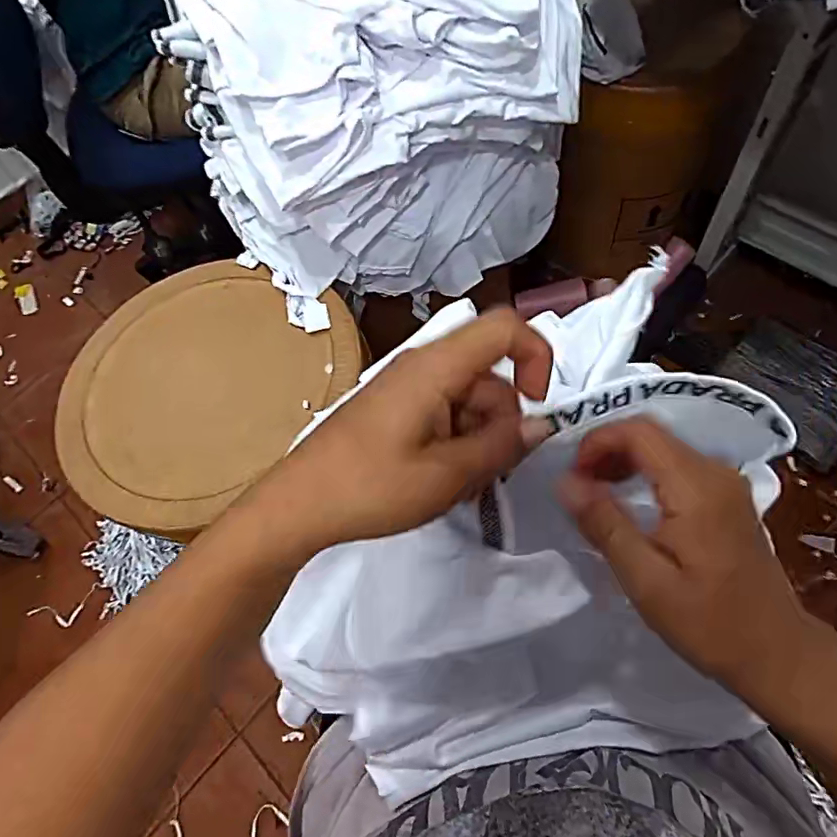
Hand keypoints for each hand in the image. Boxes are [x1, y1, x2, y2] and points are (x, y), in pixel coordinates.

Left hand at [234, 308, 553, 563]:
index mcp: (436, 368)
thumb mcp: (447, 475)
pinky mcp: (401, 405)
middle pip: (492, 374)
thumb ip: (502, 446)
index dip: (536, 356)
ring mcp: (411, 385)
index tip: (538, 404)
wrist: (294, 508)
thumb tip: (541, 425)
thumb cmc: (366, 488)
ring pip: (474, 397)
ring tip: (461, 481)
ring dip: (482, 436)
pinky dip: (460, 440)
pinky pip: (450, 410)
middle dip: (504, 419)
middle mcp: (425, 365)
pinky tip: (445, 476)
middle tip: (491, 468)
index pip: (505, 328)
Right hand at [556, 417, 827, 705]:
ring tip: (598, 496)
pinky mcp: (731, 497)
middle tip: (579, 489)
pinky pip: (683, 467)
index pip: (639, 431)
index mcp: (696, 485)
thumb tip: (567, 483)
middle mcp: (716, 470)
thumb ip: (605, 525)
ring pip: (667, 448)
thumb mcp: (647, 582)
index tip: (572, 477)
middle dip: (609, 450)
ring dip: (628, 461)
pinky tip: (634, 504)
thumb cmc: (710, 623)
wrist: (776, 649)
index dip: (598, 441)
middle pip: (653, 434)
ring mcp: (728, 482)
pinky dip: (651, 474)